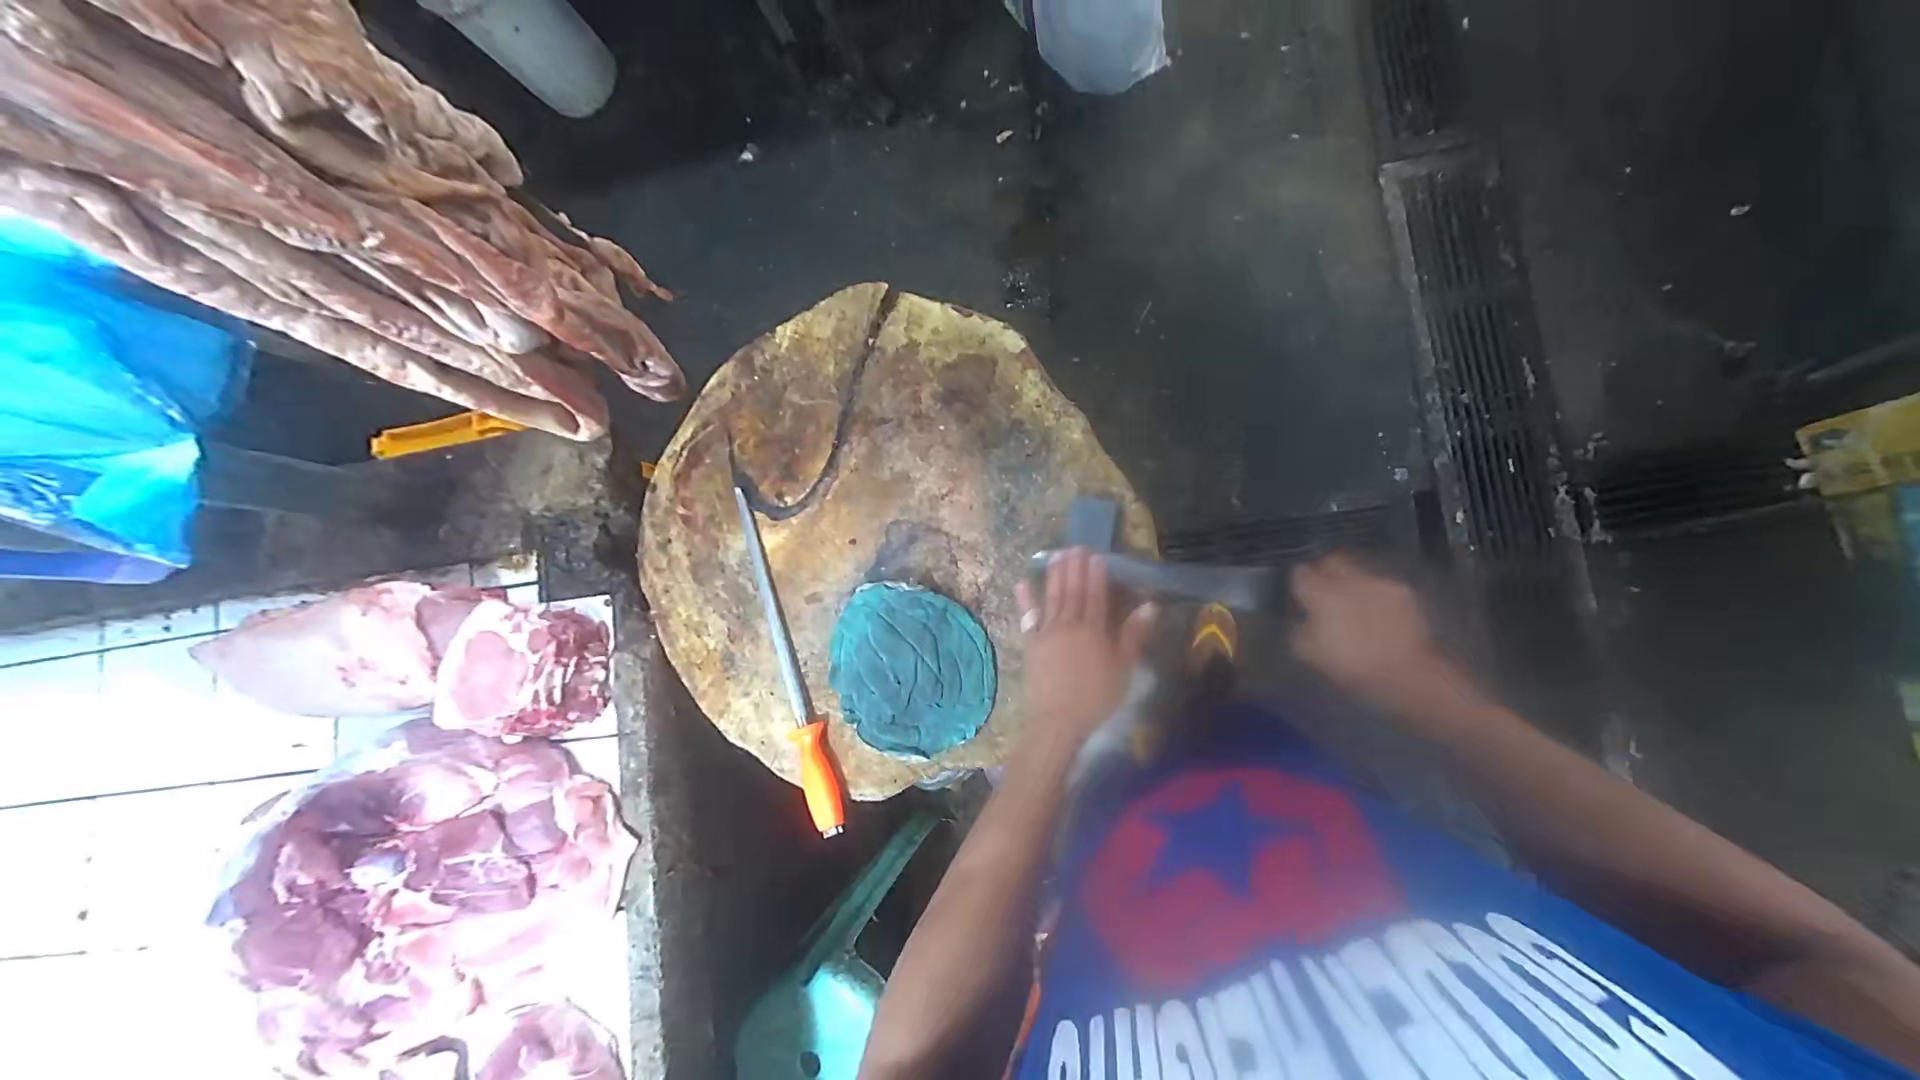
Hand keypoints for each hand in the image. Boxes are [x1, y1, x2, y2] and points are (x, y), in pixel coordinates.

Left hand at [1015, 548, 1154, 748]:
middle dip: (1074, 567)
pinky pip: (1028, 617)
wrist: (1058, 719)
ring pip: (1052, 597)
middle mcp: (1069, 624)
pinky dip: (1026, 600)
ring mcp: (1047, 632)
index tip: (1095, 555)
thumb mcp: (1122, 669)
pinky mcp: (1031, 643)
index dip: (1095, 574)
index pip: (1095, 595)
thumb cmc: (1096, 697)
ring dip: (1055, 575)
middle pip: (1072, 591)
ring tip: (1057, 555)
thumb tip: (1149, 606)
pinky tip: (1023, 584)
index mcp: (1093, 630)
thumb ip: (1133, 636)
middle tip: (1075, 546)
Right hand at [1289, 553, 1448, 703]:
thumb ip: (1298, 627)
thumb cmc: (1350, 666)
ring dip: (1350, 583)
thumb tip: (1301, 618)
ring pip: (1357, 571)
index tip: (1300, 597)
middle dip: (1325, 572)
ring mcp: (1378, 583)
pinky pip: (1380, 584)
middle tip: (1324, 590)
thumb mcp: (1308, 654)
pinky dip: (1373, 593)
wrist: (1405, 675)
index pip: (1301, 573)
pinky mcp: (1401, 590)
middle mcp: (1349, 581)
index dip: (1298, 584)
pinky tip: (1375, 612)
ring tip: (1353, 604)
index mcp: (1321, 595)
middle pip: (1330, 561)